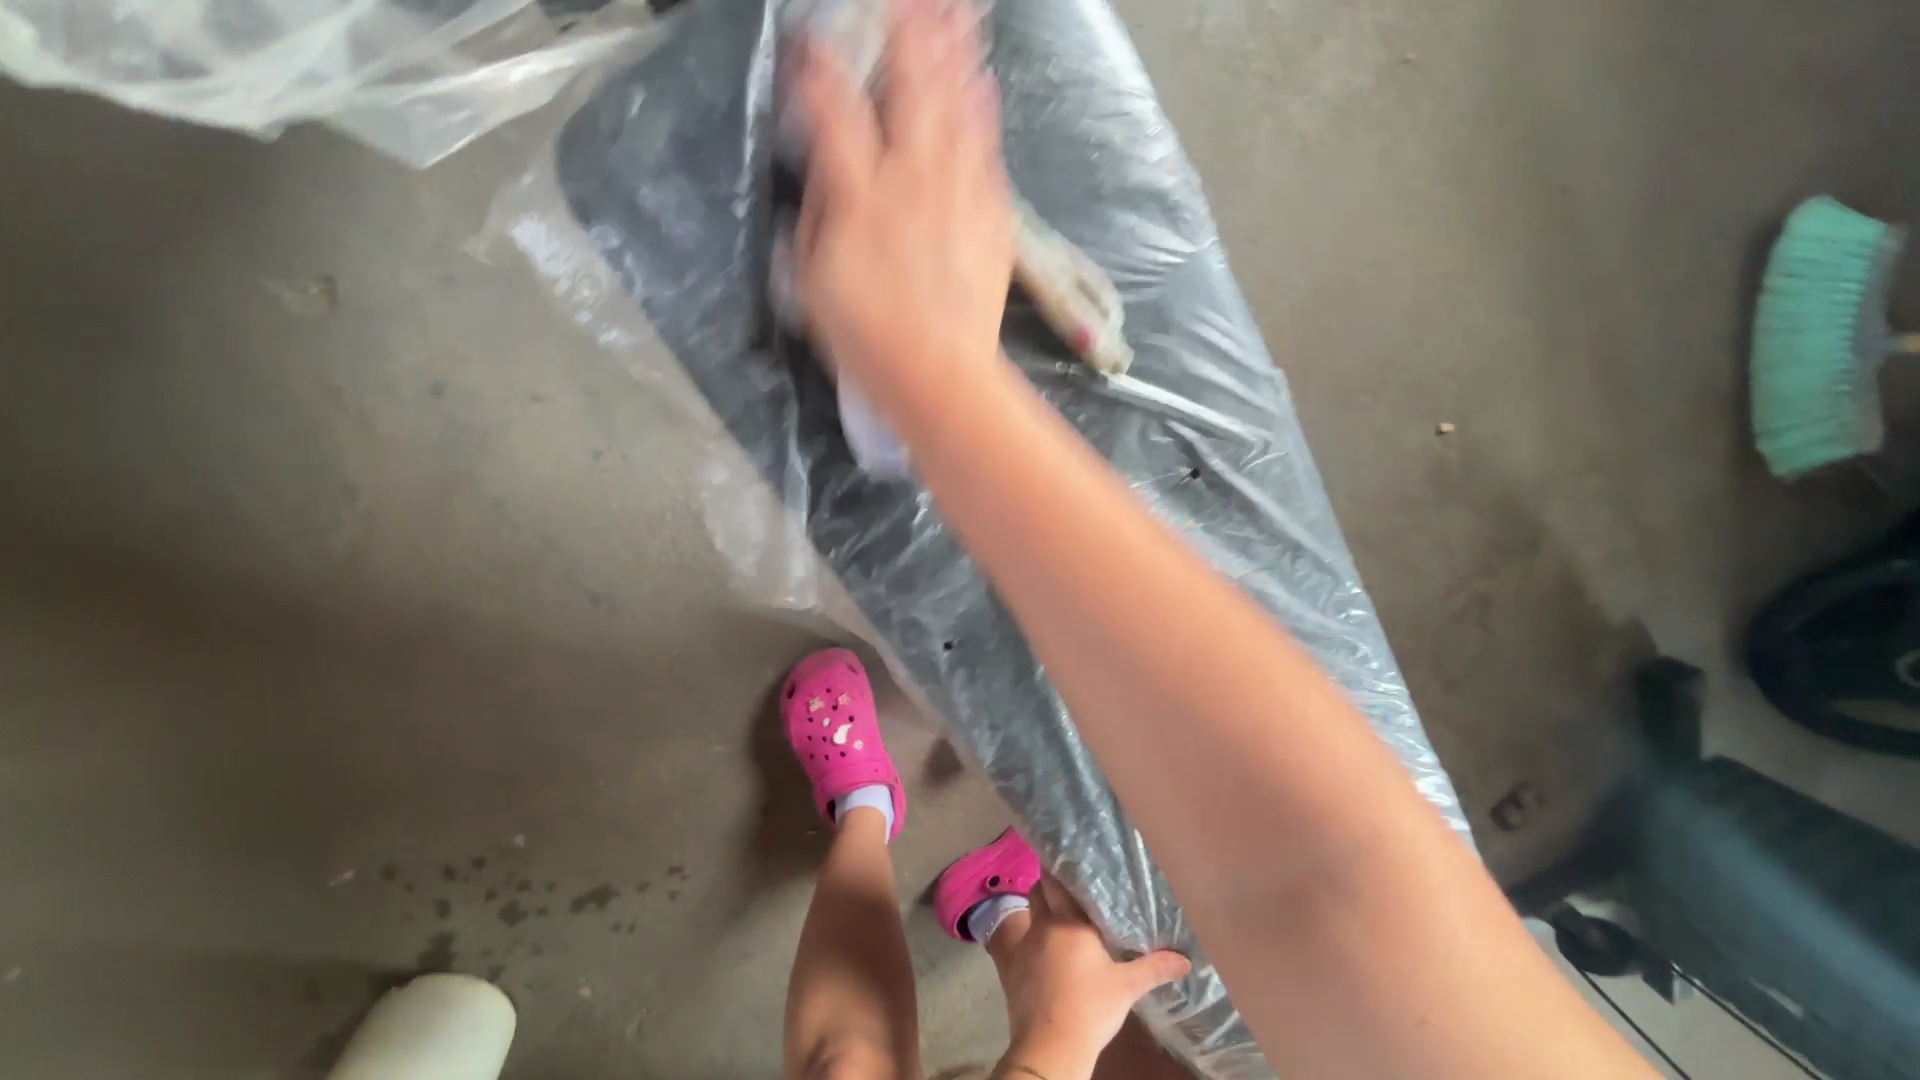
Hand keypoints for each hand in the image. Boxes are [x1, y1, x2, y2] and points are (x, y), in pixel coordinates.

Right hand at [789, 0, 1014, 420]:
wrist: (939, 375)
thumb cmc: (868, 340)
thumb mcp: (816, 284)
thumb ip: (821, 217)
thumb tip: (827, 175)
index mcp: (860, 199)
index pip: (835, 115)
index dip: (820, 73)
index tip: (810, 42)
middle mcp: (912, 183)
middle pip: (909, 92)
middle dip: (904, 36)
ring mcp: (957, 196)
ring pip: (955, 111)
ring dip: (950, 57)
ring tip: (951, 14)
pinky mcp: (991, 217)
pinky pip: (987, 152)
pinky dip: (984, 113)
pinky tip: (983, 83)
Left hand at [996, 878, 1191, 1074]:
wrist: (1051, 1045)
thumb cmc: (1090, 1007)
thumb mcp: (1127, 987)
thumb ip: (1155, 967)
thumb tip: (1186, 959)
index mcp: (1069, 921)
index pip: (1056, 881)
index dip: (1059, 868)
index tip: (1068, 859)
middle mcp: (1042, 926)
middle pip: (1038, 893)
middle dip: (1048, 888)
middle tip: (1068, 889)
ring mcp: (1024, 947)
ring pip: (1028, 917)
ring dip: (1040, 913)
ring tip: (1060, 920)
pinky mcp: (1012, 969)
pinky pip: (1021, 944)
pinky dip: (1031, 942)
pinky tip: (1045, 953)